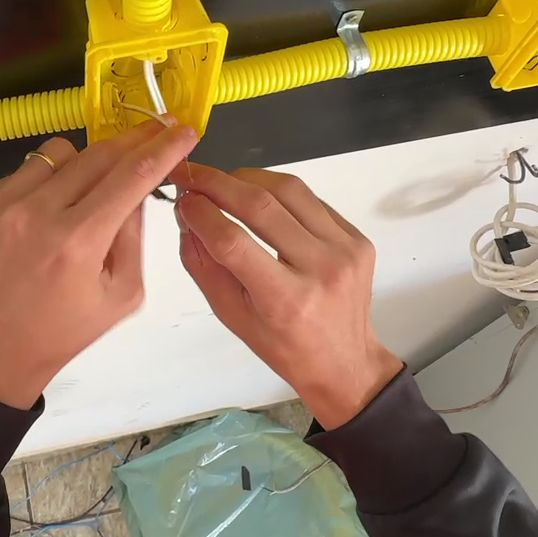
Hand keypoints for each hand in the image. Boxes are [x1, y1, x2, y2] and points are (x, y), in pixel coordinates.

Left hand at [0, 119, 199, 407]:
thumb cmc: (60, 332)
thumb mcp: (120, 294)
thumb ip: (133, 234)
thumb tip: (137, 186)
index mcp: (77, 242)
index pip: (132, 175)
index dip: (163, 147)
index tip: (182, 129)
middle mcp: (35, 215)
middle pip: (98, 153)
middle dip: (133, 141)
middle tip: (154, 135)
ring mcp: (0, 205)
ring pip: (59, 152)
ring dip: (84, 163)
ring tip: (85, 192)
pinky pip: (25, 170)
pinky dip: (45, 183)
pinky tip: (45, 214)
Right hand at [173, 165, 402, 428]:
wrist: (345, 361)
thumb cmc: (282, 347)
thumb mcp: (231, 316)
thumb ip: (203, 266)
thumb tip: (186, 216)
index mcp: (285, 300)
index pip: (233, 242)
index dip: (201, 213)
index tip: (181, 199)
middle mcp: (321, 269)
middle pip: (260, 206)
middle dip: (217, 183)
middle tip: (191, 175)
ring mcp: (345, 249)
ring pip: (287, 189)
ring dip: (246, 178)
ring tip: (221, 182)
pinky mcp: (356, 236)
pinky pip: (309, 198)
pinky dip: (276, 190)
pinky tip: (257, 196)